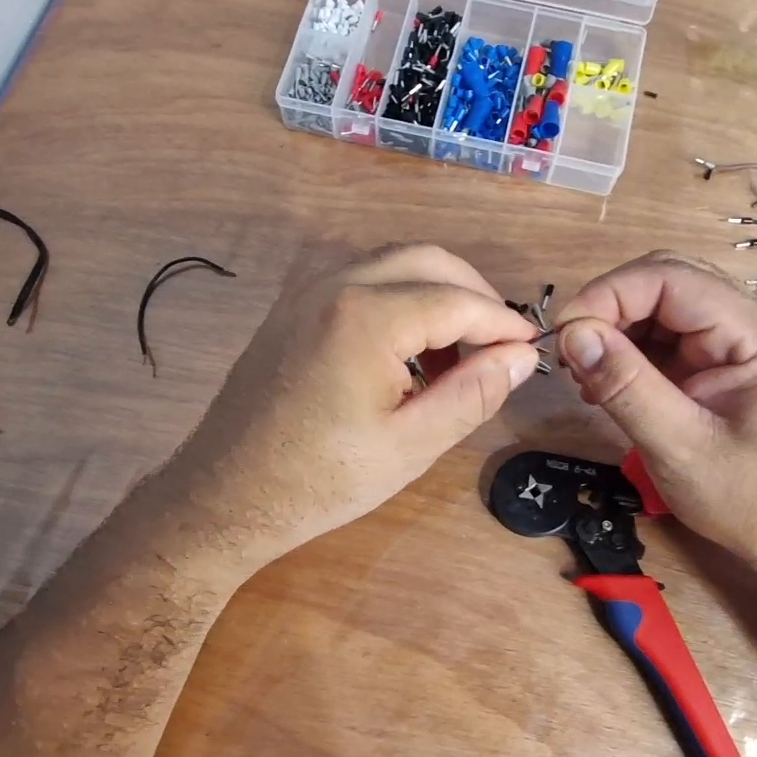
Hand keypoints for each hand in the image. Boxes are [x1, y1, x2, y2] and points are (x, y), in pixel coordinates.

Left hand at [148, 244, 541, 571]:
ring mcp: (305, 293)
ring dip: (435, 293)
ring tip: (458, 355)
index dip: (502, 322)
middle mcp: (334, 286)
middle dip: (473, 293)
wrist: (224, 496)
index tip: (532, 348)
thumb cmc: (320, 481)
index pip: (456, 300)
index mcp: (366, 317)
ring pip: (391, 265)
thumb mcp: (411, 446)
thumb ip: (473, 393)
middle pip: (426, 260)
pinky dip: (398, 300)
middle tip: (500, 343)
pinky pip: (359, 283)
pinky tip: (408, 353)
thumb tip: (520, 356)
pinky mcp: (291, 310)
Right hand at [553, 251, 756, 578]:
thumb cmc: (749, 500)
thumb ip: (626, 387)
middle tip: (570, 352)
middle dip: (609, 309)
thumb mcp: (679, 447)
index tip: (563, 333)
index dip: (609, 294)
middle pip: (666, 283)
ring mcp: (734, 342)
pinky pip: (664, 338)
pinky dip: (627, 353)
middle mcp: (750, 324)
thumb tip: (571, 335)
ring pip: (660, 308)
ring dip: (614, 331)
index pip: (672, 280)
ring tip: (585, 377)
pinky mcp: (718, 363)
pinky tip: (605, 385)